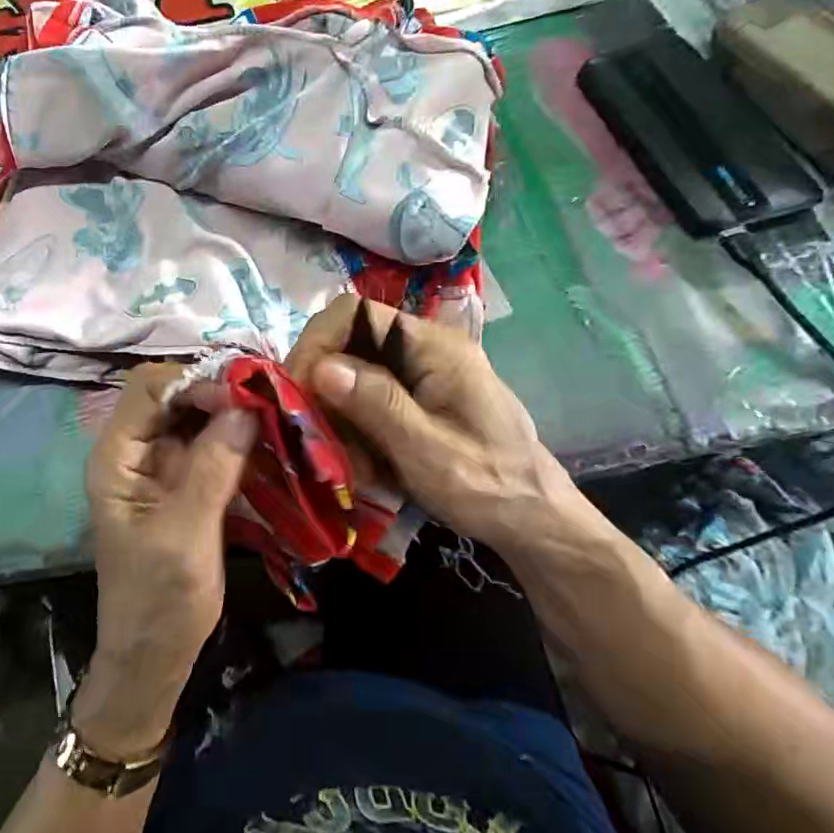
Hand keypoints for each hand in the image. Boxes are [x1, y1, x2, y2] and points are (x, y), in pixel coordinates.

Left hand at [77, 363, 257, 758]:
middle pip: (174, 395)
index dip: (195, 380)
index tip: (245, 395)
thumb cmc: (159, 601)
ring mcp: (160, 465)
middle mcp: (134, 450)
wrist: (152, 657)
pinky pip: (210, 445)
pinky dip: (238, 439)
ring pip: (195, 416)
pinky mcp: (184, 482)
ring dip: (233, 413)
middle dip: (220, 392)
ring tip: (280, 414)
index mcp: (116, 456)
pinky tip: (271, 441)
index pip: (148, 387)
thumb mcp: (185, 536)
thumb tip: (246, 406)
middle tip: (274, 399)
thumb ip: (212, 469)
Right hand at [285, 295, 590, 553]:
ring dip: (336, 416)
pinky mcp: (414, 396)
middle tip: (320, 437)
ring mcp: (419, 371)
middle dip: (323, 389)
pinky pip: (363, 397)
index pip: (353, 313)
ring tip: (349, 461)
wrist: (535, 519)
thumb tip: (321, 367)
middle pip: (346, 343)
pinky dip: (352, 427)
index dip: (316, 344)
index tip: (299, 391)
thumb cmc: (488, 487)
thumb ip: (377, 404)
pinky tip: (363, 461)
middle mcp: (424, 347)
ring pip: (349, 373)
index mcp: (433, 347)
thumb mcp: (428, 451)